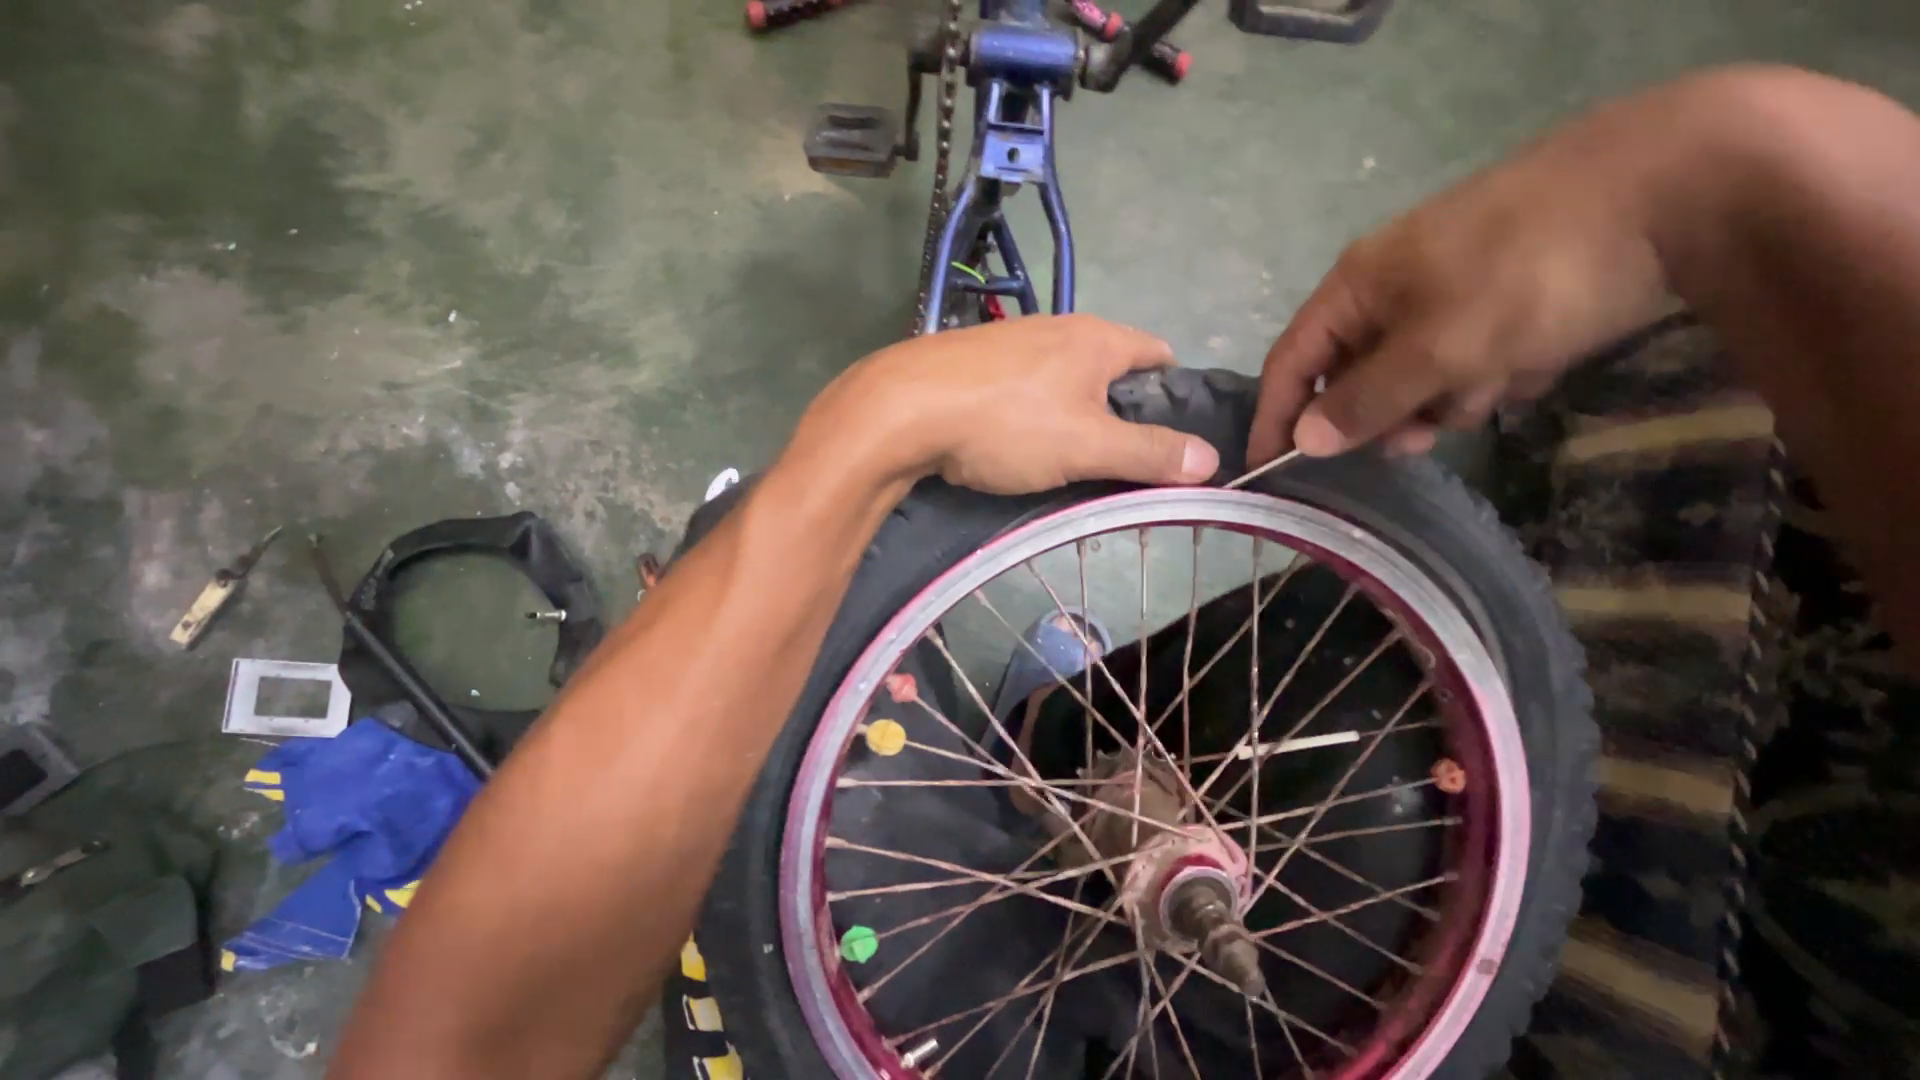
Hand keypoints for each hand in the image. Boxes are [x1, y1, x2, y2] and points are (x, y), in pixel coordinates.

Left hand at [797, 315, 1219, 493]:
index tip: (1171, 438)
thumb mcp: (1088, 446)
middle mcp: (1058, 328)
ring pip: (1064, 379)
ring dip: (1075, 414)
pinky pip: (1024, 388)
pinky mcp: (974, 363)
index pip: (1158, 354)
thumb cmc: (1008, 423)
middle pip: (1110, 367)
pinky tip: (1016, 444)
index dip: (1172, 393)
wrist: (903, 410)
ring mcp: (1011, 342)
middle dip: (1121, 410)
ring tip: (1068, 460)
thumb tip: (1211, 458)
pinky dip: (1033, 413)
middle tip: (1119, 460)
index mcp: (1097, 338)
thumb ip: (1149, 453)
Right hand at [1245, 75, 1731, 462]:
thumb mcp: (1437, 348)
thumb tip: (1302, 441)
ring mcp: (1451, 291)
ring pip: (1422, 375)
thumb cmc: (1528, 273)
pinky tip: (1538, 359)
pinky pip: (1475, 360)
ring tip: (1502, 379)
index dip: (1277, 416)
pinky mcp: (1506, 300)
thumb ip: (1366, 400)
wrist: (1678, 190)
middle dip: (1389, 411)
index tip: (1268, 472)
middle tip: (1419, 438)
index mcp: (1358, 286)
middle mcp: (1393, 287)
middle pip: (1359, 375)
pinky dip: (1498, 372)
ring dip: (1454, 394)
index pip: (1293, 362)